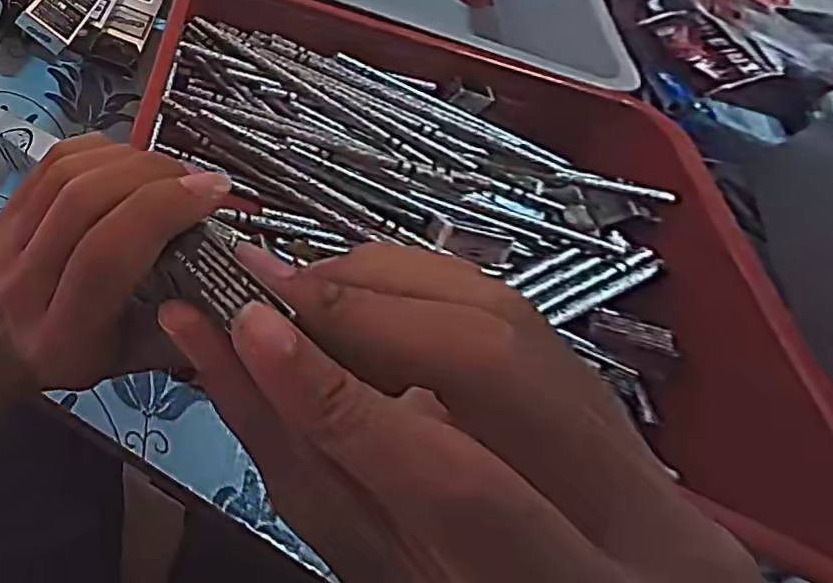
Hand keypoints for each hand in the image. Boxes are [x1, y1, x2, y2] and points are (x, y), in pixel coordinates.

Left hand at [0, 135, 232, 399]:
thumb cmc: (67, 354)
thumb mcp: (127, 361)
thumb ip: (177, 330)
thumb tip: (230, 277)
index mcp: (62, 330)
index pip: (105, 255)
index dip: (161, 211)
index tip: (211, 192)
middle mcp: (25, 278)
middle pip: (84, 202)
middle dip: (150, 176)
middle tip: (193, 177)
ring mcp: (8, 236)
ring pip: (66, 174)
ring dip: (125, 158)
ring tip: (164, 167)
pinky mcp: (6, 206)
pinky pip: (51, 161)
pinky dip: (96, 149)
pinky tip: (125, 157)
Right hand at [160, 243, 759, 582]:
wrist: (545, 582)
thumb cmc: (429, 580)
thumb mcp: (348, 540)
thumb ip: (272, 435)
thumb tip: (194, 325)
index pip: (455, 481)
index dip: (335, 393)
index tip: (245, 322)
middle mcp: (638, 510)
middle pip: (490, 358)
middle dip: (350, 305)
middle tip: (256, 281)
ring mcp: (629, 437)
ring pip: (492, 305)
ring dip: (365, 279)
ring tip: (293, 290)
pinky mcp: (594, 381)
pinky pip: (487, 293)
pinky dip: (396, 279)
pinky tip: (346, 295)